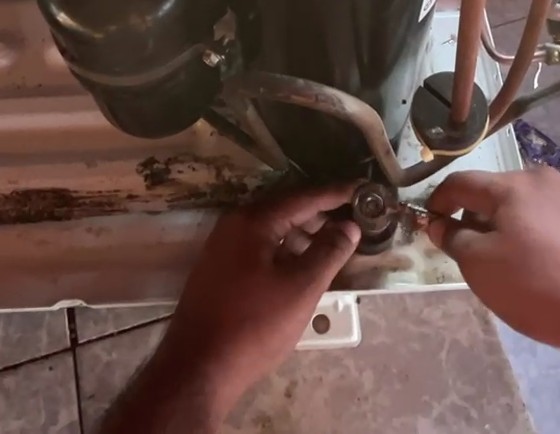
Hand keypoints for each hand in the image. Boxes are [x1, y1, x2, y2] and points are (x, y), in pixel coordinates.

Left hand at [141, 185, 360, 416]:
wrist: (196, 370)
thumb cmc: (252, 327)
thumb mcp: (300, 289)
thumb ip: (328, 253)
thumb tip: (349, 226)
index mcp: (253, 221)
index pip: (303, 197)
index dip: (336, 194)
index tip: (363, 189)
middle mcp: (235, 224)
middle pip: (286, 208)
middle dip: (321, 213)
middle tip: (354, 218)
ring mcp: (224, 246)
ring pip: (272, 228)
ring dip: (304, 233)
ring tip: (335, 244)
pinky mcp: (220, 268)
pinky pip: (260, 245)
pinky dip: (286, 249)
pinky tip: (302, 265)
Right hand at [426, 167, 559, 353]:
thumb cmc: (542, 288)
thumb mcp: (481, 268)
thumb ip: (453, 239)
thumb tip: (440, 223)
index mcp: (512, 185)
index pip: (461, 182)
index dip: (439, 201)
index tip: (429, 222)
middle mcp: (545, 181)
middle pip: (498, 193)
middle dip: (479, 217)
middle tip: (472, 251)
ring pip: (531, 207)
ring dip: (513, 227)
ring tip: (515, 264)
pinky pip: (559, 222)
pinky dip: (544, 238)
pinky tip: (552, 270)